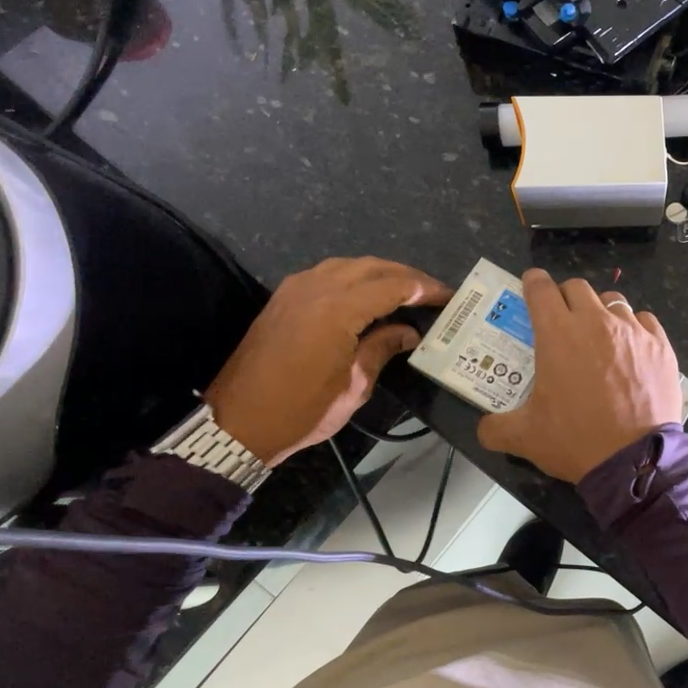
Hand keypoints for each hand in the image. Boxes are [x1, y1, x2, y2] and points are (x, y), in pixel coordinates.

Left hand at [204, 258, 449, 465]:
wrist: (238, 422)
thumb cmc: (302, 410)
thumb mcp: (354, 385)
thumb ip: (382, 348)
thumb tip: (408, 332)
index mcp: (338, 310)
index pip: (393, 286)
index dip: (425, 289)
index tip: (450, 296)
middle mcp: (317, 288)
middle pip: (373, 267)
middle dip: (406, 276)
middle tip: (433, 292)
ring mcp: (296, 290)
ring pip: (349, 265)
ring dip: (380, 272)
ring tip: (405, 290)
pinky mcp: (284, 298)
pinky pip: (327, 273)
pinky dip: (354, 277)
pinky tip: (367, 295)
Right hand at [476, 269, 682, 482]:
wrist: (634, 460)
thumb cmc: (576, 440)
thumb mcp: (525, 437)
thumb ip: (496, 427)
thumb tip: (485, 427)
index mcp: (558, 333)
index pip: (540, 288)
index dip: (532, 284)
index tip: (530, 288)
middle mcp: (596, 321)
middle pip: (577, 288)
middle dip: (564, 297)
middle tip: (561, 319)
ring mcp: (633, 331)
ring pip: (613, 301)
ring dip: (600, 310)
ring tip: (598, 334)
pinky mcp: (660, 344)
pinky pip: (644, 320)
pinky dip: (634, 327)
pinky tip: (631, 348)